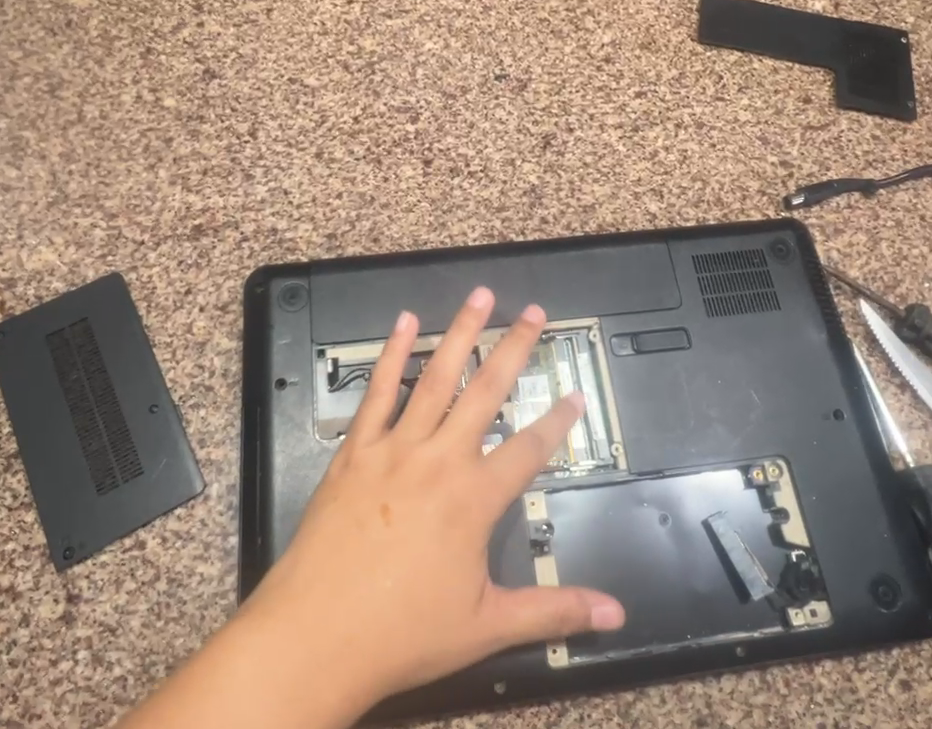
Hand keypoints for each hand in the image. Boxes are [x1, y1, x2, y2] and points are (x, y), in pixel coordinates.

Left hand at [234, 288, 624, 720]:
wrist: (316, 634)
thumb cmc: (403, 631)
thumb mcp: (487, 626)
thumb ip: (554, 612)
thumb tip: (615, 614)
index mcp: (475, 498)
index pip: (530, 449)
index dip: (558, 421)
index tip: (576, 394)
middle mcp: (439, 459)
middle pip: (486, 392)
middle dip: (514, 348)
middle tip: (533, 311)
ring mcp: (394, 448)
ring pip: (434, 378)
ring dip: (459, 334)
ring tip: (479, 297)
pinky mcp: (355, 450)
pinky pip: (376, 392)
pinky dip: (390, 354)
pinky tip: (403, 323)